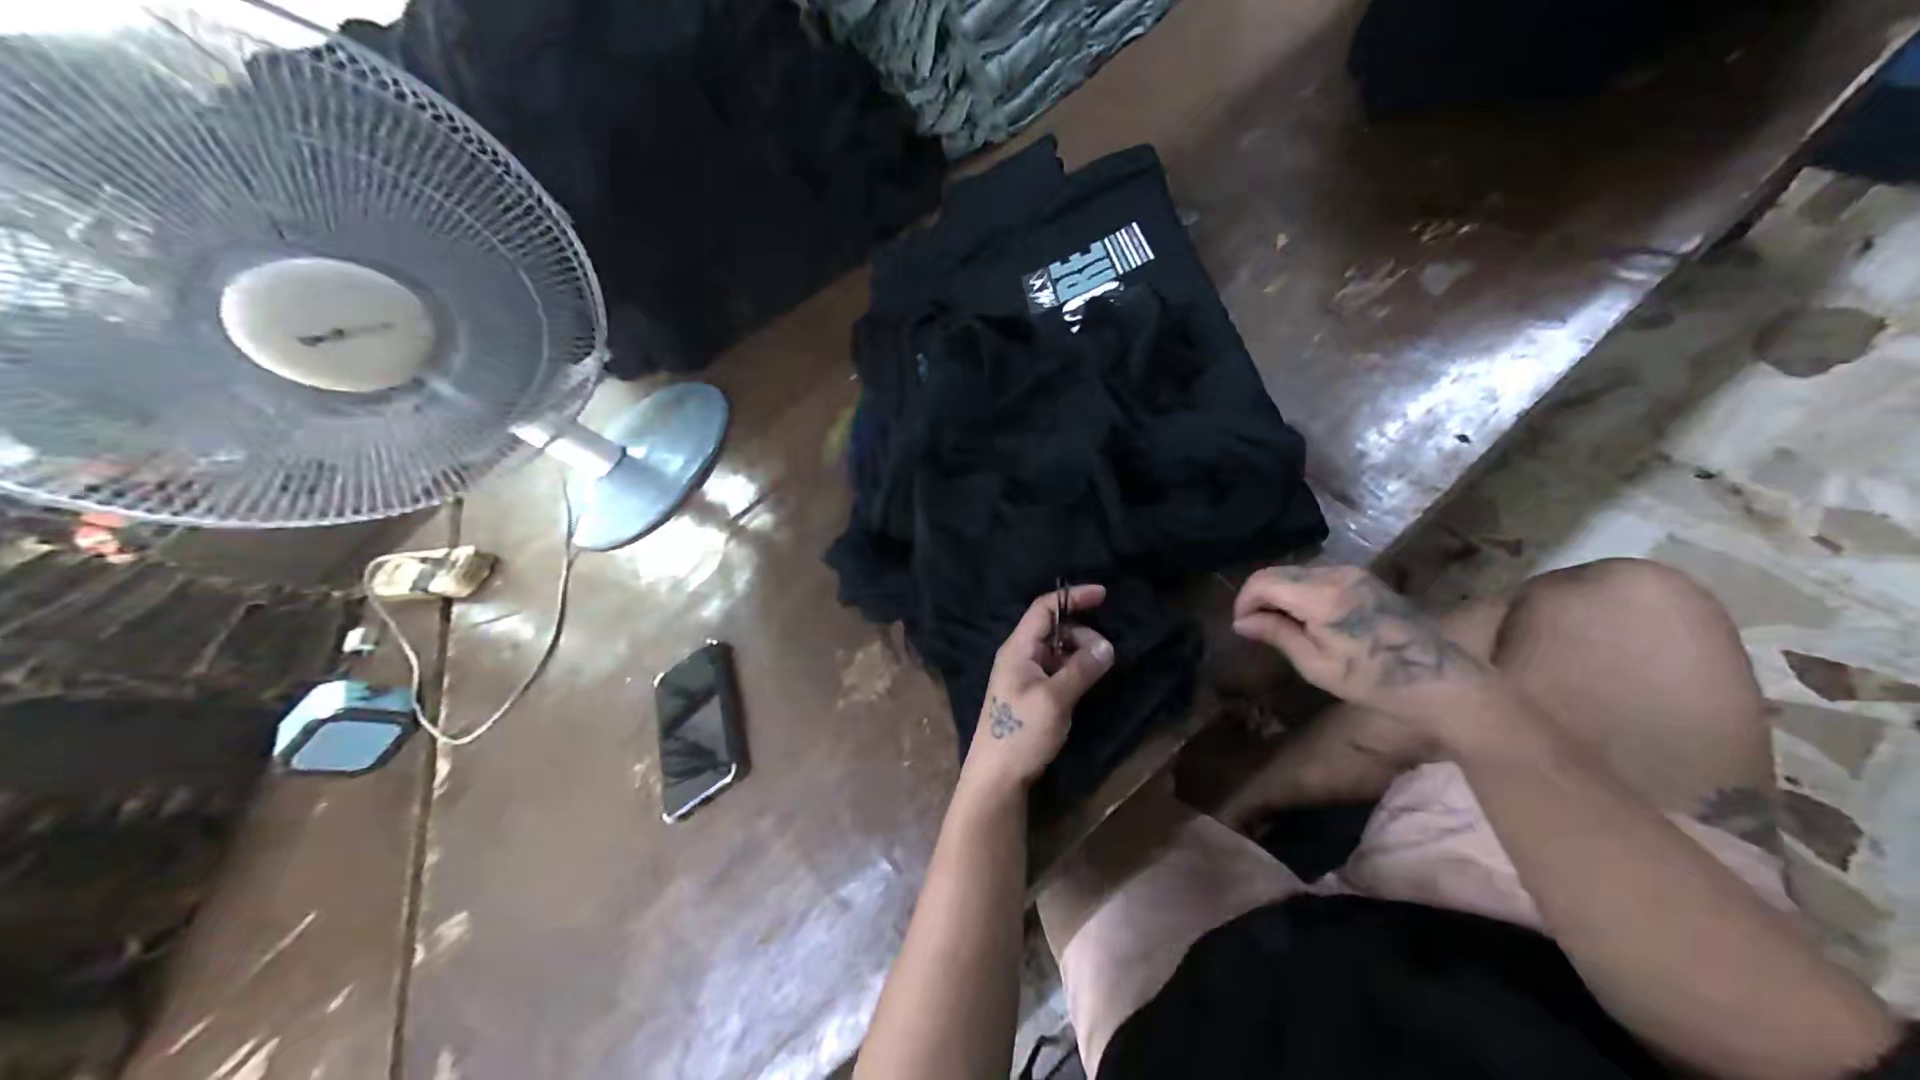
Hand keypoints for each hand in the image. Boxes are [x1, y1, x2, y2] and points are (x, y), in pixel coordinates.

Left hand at [959, 584, 1115, 801]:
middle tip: (1105, 656)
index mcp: (1018, 648)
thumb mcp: (1055, 699)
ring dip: (1080, 654)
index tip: (1103, 595)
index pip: (1044, 608)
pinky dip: (1075, 670)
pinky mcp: (1032, 695)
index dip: (1072, 597)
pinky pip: (1057, 670)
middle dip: (1083, 634)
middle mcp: (1020, 656)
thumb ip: (1081, 670)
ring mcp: (1025, 676)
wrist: (997, 776)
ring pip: (1058, 651)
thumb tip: (1107, 646)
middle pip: (1054, 629)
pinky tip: (1088, 682)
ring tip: (1098, 672)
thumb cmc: (1020, 732)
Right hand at [1231, 565, 1492, 731]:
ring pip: (1297, 572)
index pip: (1263, 581)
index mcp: (1321, 595)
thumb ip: (1276, 634)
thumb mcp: (1316, 665)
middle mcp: (1336, 574)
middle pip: (1278, 572)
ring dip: (1280, 593)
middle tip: (1255, 627)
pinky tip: (1306, 618)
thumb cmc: (1374, 681)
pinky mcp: (1366, 579)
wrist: (1442, 683)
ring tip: (1280, 625)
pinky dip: (1301, 592)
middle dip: (1260, 596)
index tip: (1241, 626)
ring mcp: (1354, 573)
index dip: (1244, 601)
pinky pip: (1319, 576)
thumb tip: (1241, 622)